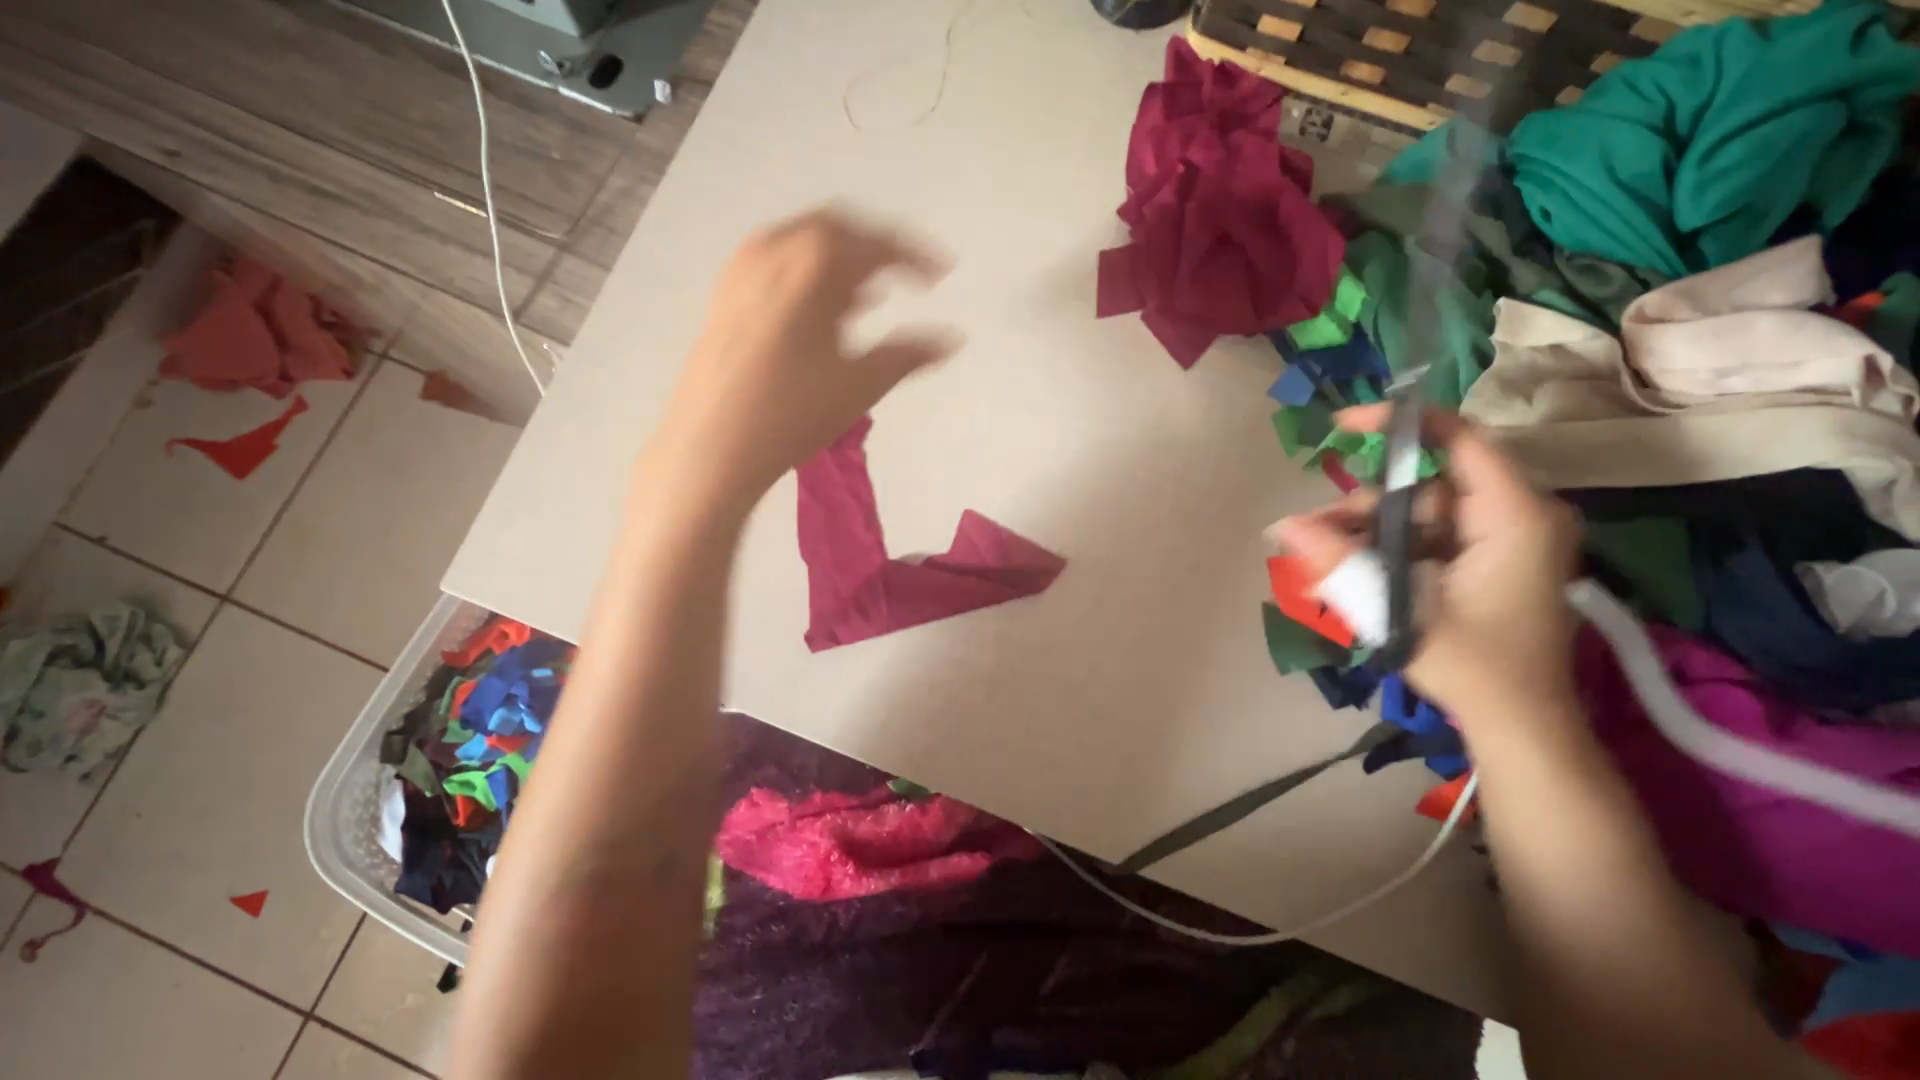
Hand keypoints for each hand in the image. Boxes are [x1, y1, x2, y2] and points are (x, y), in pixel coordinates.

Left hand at [645, 207, 959, 508]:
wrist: (710, 447)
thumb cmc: (792, 412)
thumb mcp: (861, 383)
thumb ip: (910, 354)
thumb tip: (952, 340)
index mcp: (812, 260)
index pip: (875, 242)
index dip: (914, 257)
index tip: (941, 276)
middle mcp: (773, 249)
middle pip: (835, 229)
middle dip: (873, 251)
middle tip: (903, 281)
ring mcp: (741, 269)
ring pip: (801, 246)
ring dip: (838, 265)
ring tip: (865, 303)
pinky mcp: (723, 295)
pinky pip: (775, 265)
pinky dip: (806, 277)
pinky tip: (819, 317)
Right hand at [1270, 407, 1582, 733]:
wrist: (1522, 725)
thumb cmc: (1475, 669)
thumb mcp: (1399, 611)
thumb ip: (1341, 563)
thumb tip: (1282, 526)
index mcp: (1516, 516)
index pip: (1459, 439)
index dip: (1400, 424)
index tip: (1343, 427)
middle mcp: (1522, 514)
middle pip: (1431, 480)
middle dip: (1370, 501)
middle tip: (1319, 529)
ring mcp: (1510, 536)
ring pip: (1427, 508)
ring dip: (1375, 527)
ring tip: (1326, 556)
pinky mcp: (1495, 557)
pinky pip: (1437, 532)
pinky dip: (1396, 545)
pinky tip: (1356, 568)